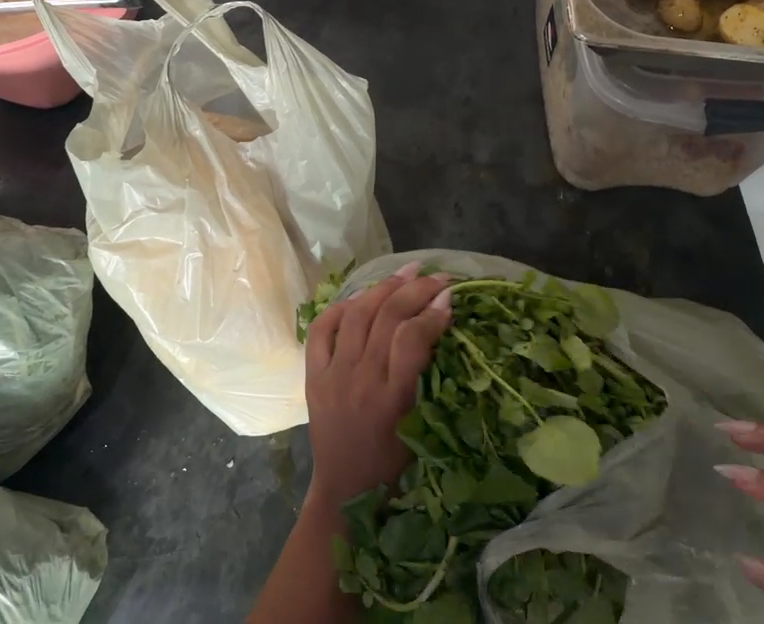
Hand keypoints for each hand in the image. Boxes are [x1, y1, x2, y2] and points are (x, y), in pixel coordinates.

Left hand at [302, 263, 452, 506]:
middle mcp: (359, 380)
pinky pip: (322, 329)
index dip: (433, 312)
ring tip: (406, 273)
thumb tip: (438, 323)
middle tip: (437, 277)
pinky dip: (342, 307)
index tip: (451, 298)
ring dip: (384, 287)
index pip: (412, 338)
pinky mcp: (312, 376)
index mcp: (391, 399)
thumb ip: (425, 376)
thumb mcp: (421, 423)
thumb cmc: (394, 463)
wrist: (345, 491)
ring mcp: (332, 375)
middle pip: (387, 317)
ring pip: (357, 314)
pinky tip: (362, 297)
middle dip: (415, 290)